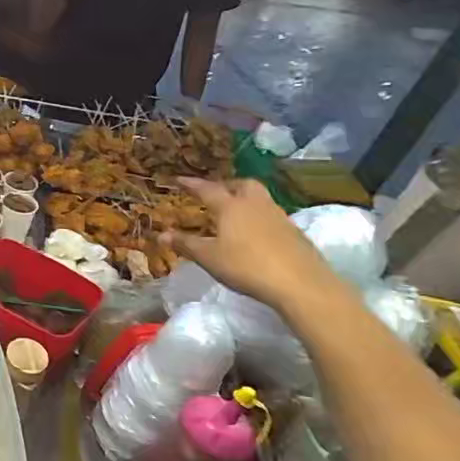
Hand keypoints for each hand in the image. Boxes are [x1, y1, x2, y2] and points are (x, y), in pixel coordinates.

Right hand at [162, 177, 343, 314]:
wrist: (298, 281)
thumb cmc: (246, 266)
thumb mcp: (210, 258)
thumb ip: (186, 245)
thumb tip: (161, 235)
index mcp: (230, 206)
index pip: (207, 189)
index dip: (191, 184)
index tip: (178, 179)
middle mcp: (254, 203)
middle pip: (240, 185)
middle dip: (226, 186)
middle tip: (215, 194)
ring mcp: (277, 214)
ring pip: (258, 197)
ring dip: (244, 199)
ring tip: (234, 212)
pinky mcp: (293, 229)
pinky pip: (270, 213)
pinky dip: (258, 216)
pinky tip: (255, 233)